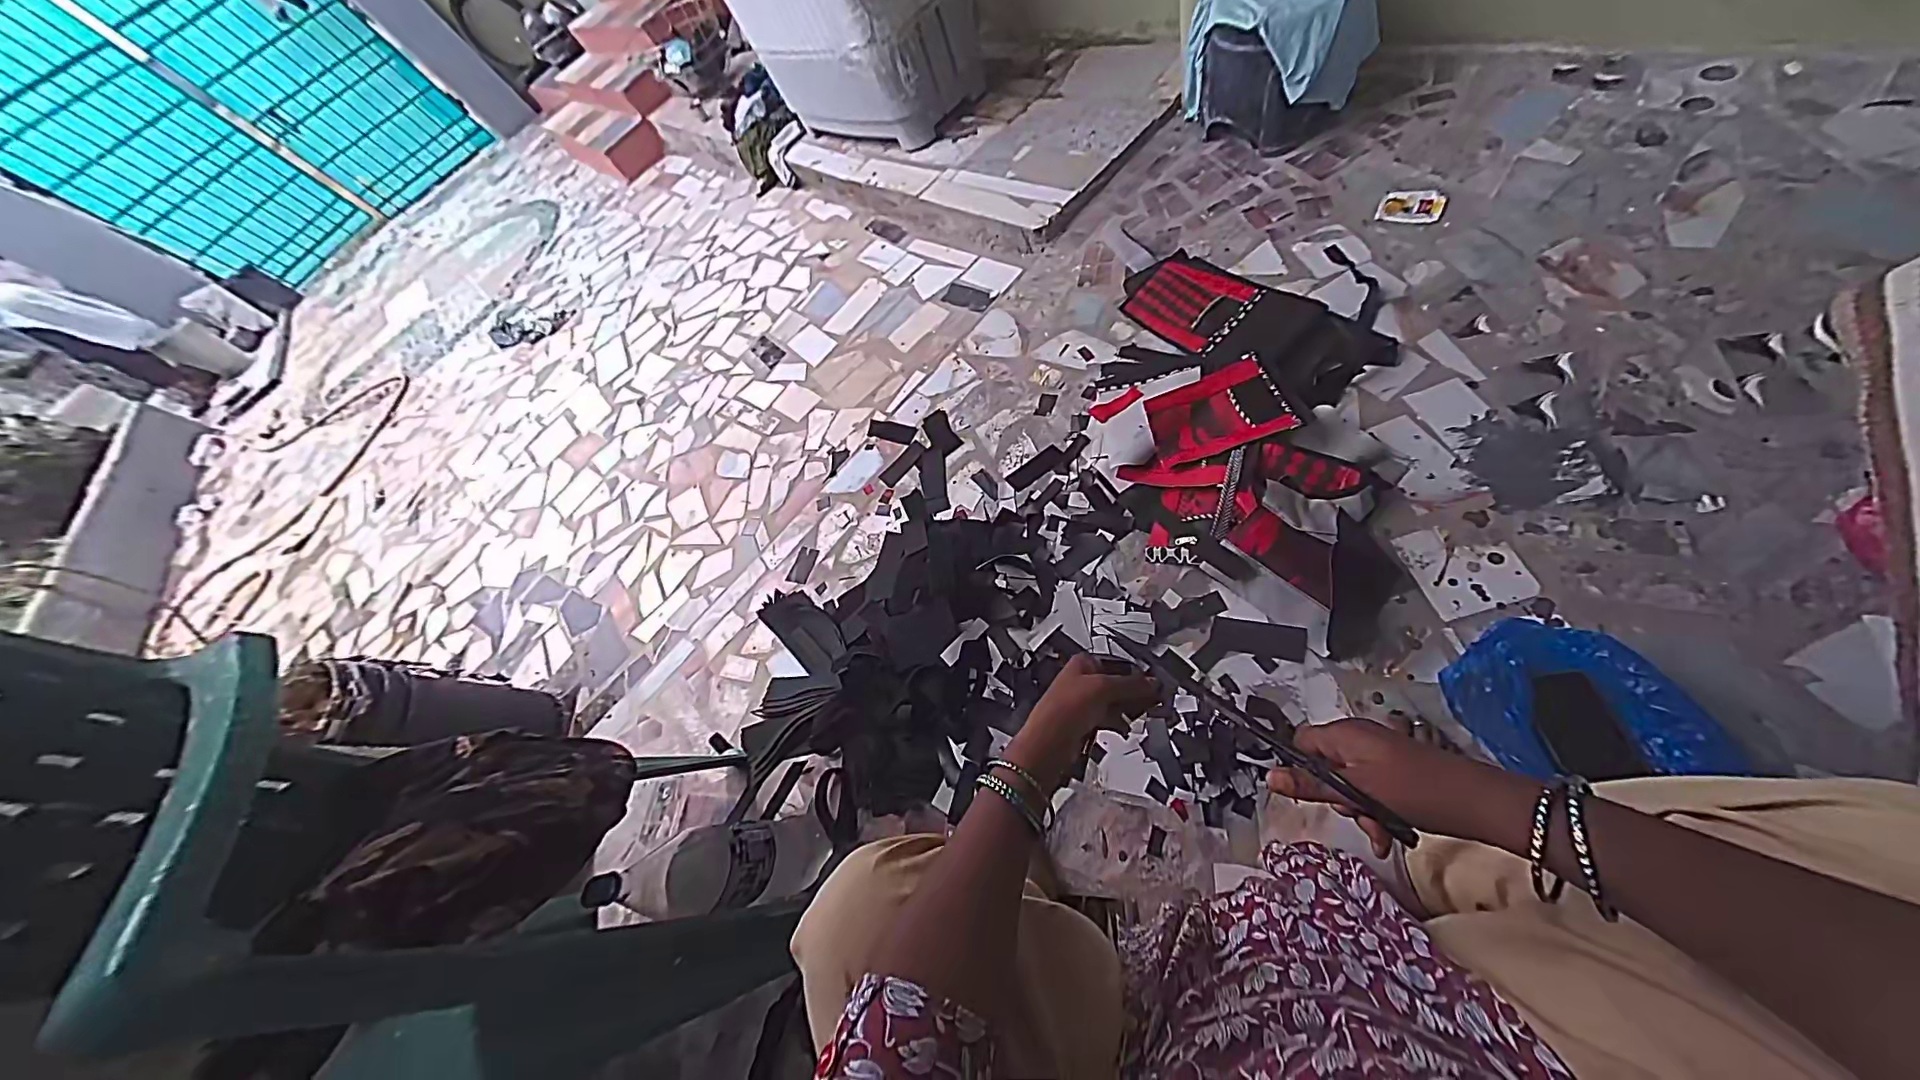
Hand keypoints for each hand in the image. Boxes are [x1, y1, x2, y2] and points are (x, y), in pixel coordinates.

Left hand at [1006, 654, 1158, 788]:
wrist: (1048, 745)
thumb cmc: (1061, 710)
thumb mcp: (1103, 688)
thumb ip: (1131, 685)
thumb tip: (1152, 683)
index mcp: (1083, 663)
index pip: (1119, 663)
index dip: (1138, 673)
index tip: (1156, 684)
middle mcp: (1083, 681)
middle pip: (1119, 684)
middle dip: (1136, 694)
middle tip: (1156, 701)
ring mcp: (1084, 703)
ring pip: (1116, 704)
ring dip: (1130, 710)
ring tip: (1143, 715)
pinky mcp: (1086, 724)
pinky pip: (1110, 720)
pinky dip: (1119, 723)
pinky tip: (1124, 728)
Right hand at [1267, 718, 1526, 855]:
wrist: (1483, 804)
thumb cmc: (1419, 792)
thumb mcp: (1358, 792)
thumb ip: (1312, 785)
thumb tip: (1270, 777)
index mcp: (1344, 733)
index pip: (1300, 743)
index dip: (1300, 769)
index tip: (1312, 794)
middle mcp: (1358, 737)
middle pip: (1325, 766)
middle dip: (1337, 797)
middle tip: (1355, 815)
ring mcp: (1379, 753)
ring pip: (1349, 782)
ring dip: (1358, 809)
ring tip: (1379, 830)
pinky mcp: (1396, 769)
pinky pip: (1370, 788)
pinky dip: (1375, 809)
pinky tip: (1389, 831)